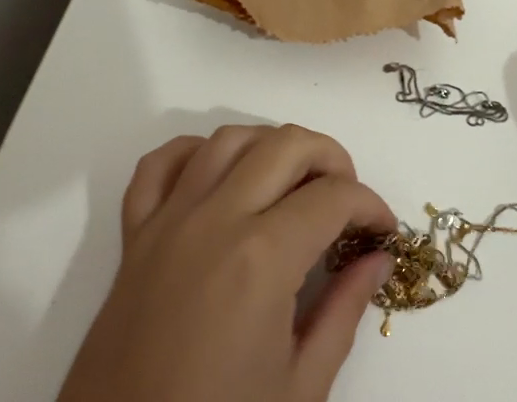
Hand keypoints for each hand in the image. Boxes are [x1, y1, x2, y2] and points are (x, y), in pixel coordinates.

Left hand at [59, 125, 396, 401]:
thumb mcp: (301, 385)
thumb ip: (345, 310)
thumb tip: (378, 259)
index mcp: (263, 257)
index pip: (335, 197)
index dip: (371, 206)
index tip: (383, 232)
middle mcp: (215, 220)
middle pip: (286, 145)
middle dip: (332, 160)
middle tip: (348, 203)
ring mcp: (168, 222)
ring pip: (228, 139)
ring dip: (271, 146)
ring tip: (294, 182)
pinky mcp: (133, 237)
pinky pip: (160, 164)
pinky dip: (195, 153)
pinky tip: (222, 177)